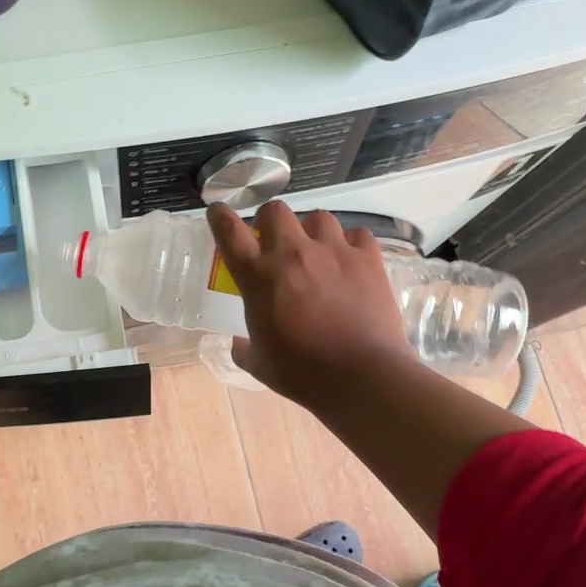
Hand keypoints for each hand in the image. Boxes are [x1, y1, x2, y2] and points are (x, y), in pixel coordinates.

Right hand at [207, 201, 413, 408]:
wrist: (360, 376)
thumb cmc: (301, 373)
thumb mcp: (260, 364)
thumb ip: (245, 348)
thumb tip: (238, 343)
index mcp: (258, 277)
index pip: (229, 232)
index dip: (220, 217)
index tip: (218, 213)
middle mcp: (293, 254)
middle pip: (276, 211)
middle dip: (271, 222)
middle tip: (275, 242)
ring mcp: (333, 252)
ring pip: (318, 217)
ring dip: (312, 231)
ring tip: (317, 252)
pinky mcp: (367, 259)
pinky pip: (357, 234)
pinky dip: (351, 244)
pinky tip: (351, 261)